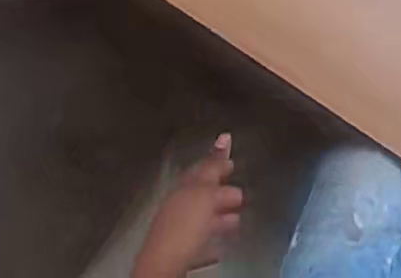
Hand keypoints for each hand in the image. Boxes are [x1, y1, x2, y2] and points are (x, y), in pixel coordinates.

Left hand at [133, 133, 244, 277]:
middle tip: (239, 193)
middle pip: (202, 193)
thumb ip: (215, 166)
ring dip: (219, 217)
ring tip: (236, 220)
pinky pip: (198, 240)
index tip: (233, 161)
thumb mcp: (205, 192)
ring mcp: (176, 229)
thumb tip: (225, 135)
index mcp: (183, 188)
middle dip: (221, 192)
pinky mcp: (178, 252)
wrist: (162, 271)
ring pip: (202, 218)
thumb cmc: (185, 225)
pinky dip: (210, 238)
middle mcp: (178, 205)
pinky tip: (219, 247)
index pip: (202, 168)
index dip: (218, 163)